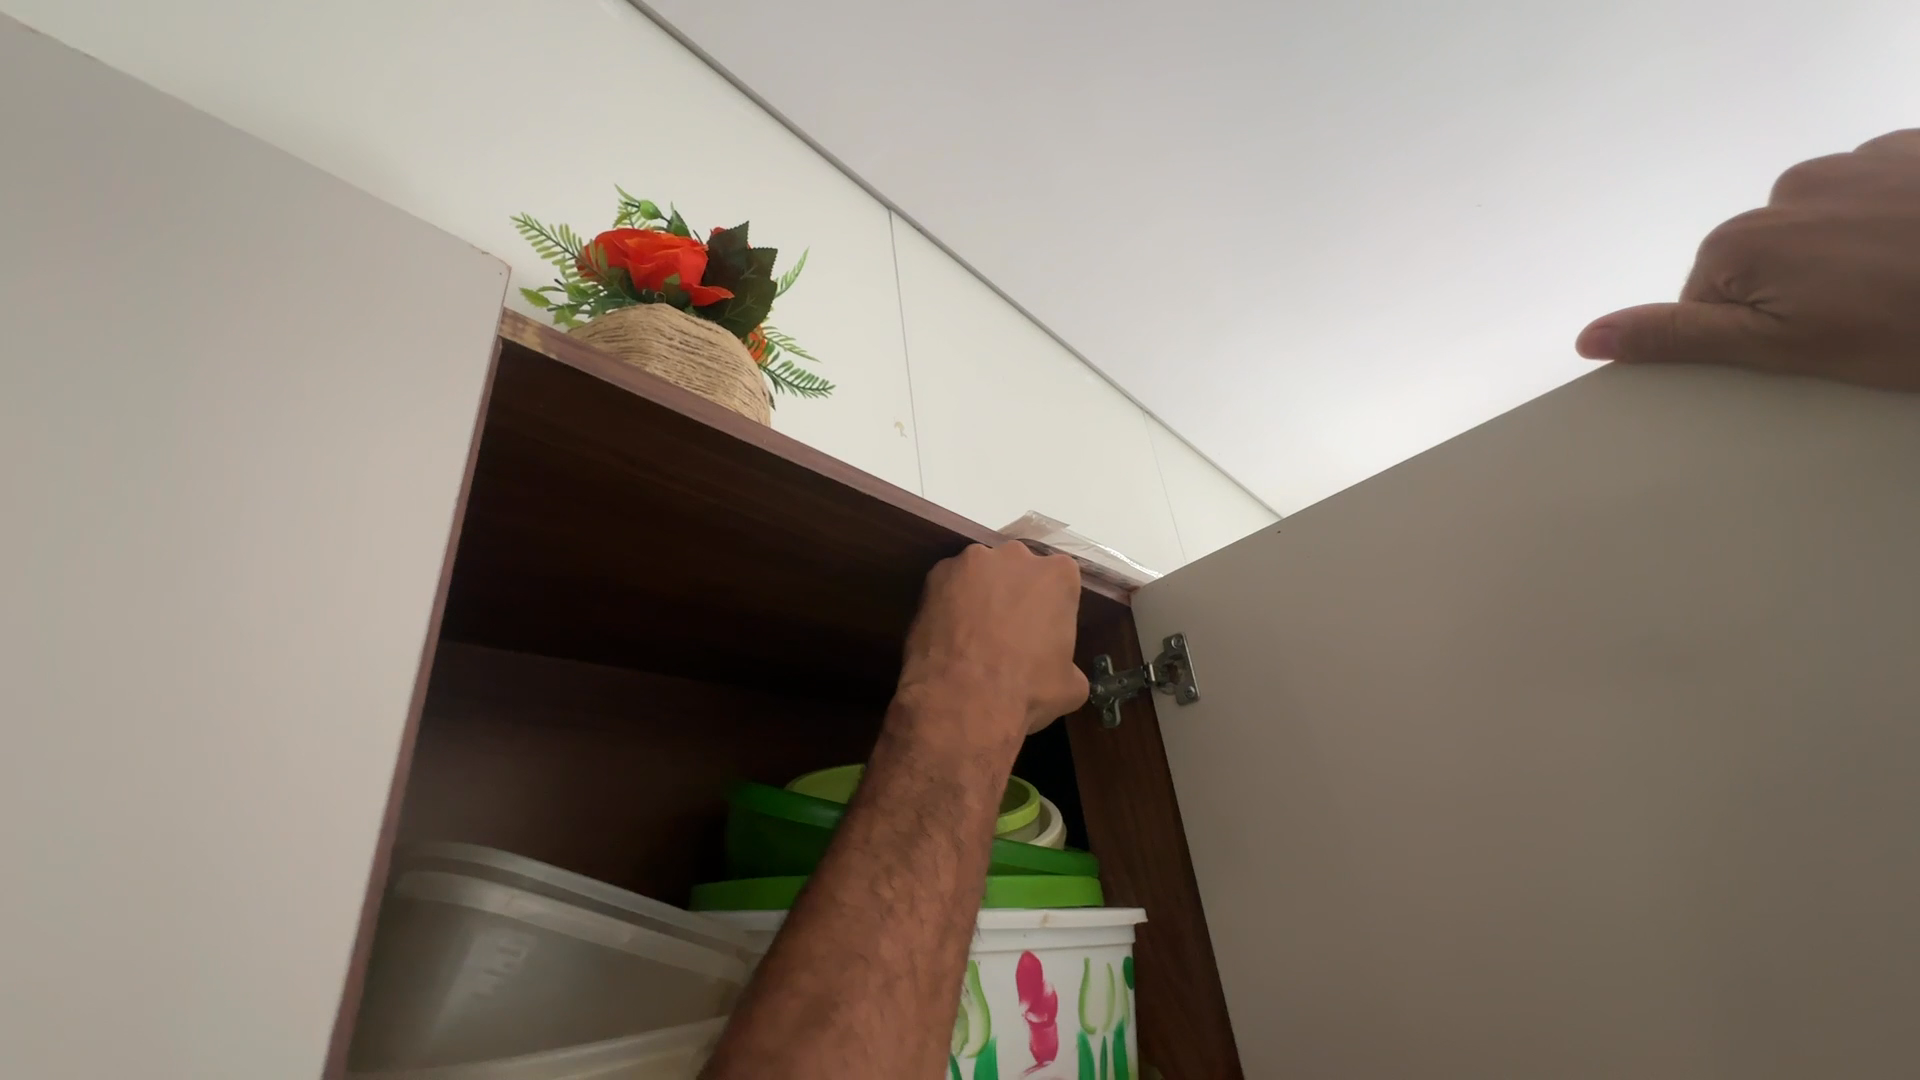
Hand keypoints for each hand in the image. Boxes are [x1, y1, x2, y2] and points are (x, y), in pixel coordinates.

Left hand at [896, 542, 1088, 740]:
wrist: (964, 699)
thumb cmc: (1027, 689)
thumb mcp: (1071, 686)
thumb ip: (1068, 663)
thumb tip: (1061, 671)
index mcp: (1058, 575)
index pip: (1059, 581)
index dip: (1049, 607)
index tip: (1041, 630)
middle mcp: (1017, 555)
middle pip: (1018, 569)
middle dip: (1014, 592)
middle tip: (1007, 630)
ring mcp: (974, 560)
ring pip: (981, 573)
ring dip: (980, 594)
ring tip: (972, 632)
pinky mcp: (937, 573)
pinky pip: (948, 584)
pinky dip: (948, 602)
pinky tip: (947, 632)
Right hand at [1576, 129, 1919, 391]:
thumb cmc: (1916, 326)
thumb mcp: (1782, 351)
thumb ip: (1677, 337)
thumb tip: (1587, 336)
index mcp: (1744, 241)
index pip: (1708, 296)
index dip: (1752, 327)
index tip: (1813, 338)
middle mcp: (1792, 187)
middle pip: (1765, 252)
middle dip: (1801, 283)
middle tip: (1868, 313)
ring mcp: (1869, 157)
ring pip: (1824, 218)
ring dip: (1852, 247)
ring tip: (1909, 276)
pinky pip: (1885, 182)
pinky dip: (1899, 213)